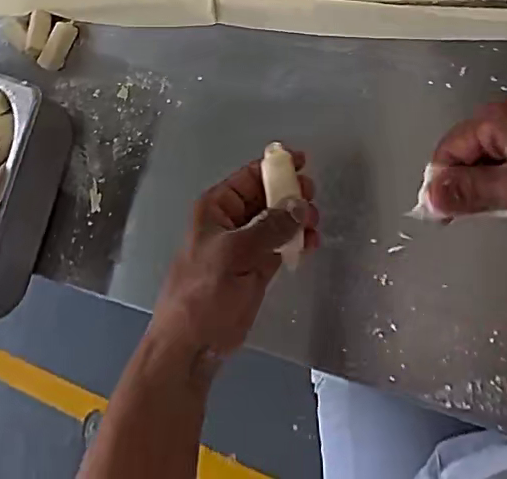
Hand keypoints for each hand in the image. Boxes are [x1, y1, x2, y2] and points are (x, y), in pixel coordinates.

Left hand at [148, 149, 320, 358]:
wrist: (191, 345)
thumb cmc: (203, 292)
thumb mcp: (235, 254)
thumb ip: (269, 228)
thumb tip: (299, 206)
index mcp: (218, 207)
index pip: (250, 176)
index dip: (275, 166)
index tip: (303, 162)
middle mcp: (233, 220)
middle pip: (268, 196)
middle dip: (292, 194)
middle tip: (312, 198)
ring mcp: (247, 244)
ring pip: (278, 220)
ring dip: (298, 219)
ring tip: (314, 226)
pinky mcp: (258, 267)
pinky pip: (282, 244)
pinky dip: (298, 241)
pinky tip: (311, 244)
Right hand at [425, 98, 506, 231]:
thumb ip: (471, 192)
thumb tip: (428, 195)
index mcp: (496, 119)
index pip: (447, 149)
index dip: (441, 184)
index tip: (444, 220)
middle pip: (469, 150)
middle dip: (466, 185)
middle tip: (479, 220)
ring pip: (494, 157)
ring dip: (492, 186)